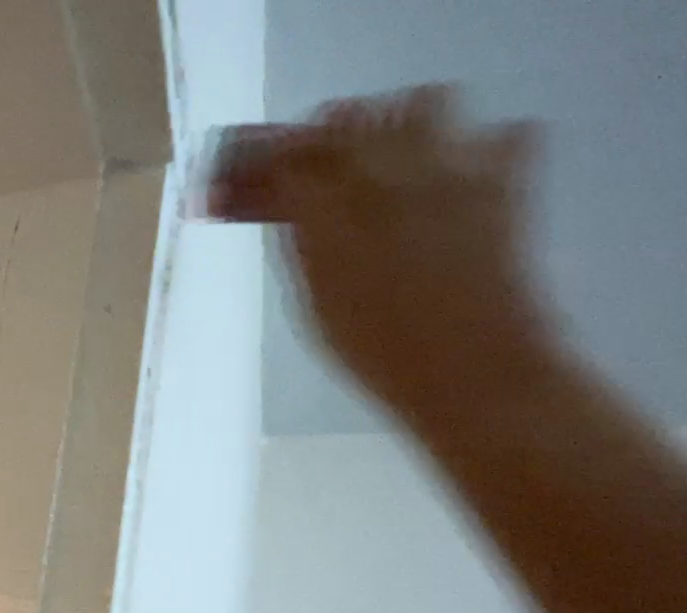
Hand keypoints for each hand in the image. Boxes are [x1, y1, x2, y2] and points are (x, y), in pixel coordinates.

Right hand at [270, 85, 550, 424]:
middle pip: (346, 120)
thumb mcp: (312, 297)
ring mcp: (456, 171)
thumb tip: (288, 205)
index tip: (243, 181)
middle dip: (319, 139)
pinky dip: (471, 144)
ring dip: (392, 125)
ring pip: (421, 106)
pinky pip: (497, 132)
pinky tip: (451, 178)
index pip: (286, 159)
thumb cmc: (372, 347)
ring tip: (378, 163)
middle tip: (304, 171)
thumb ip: (302, 239)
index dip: (261, 164)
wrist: (468, 366)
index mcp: (331, 211)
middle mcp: (391, 176)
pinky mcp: (508, 178)